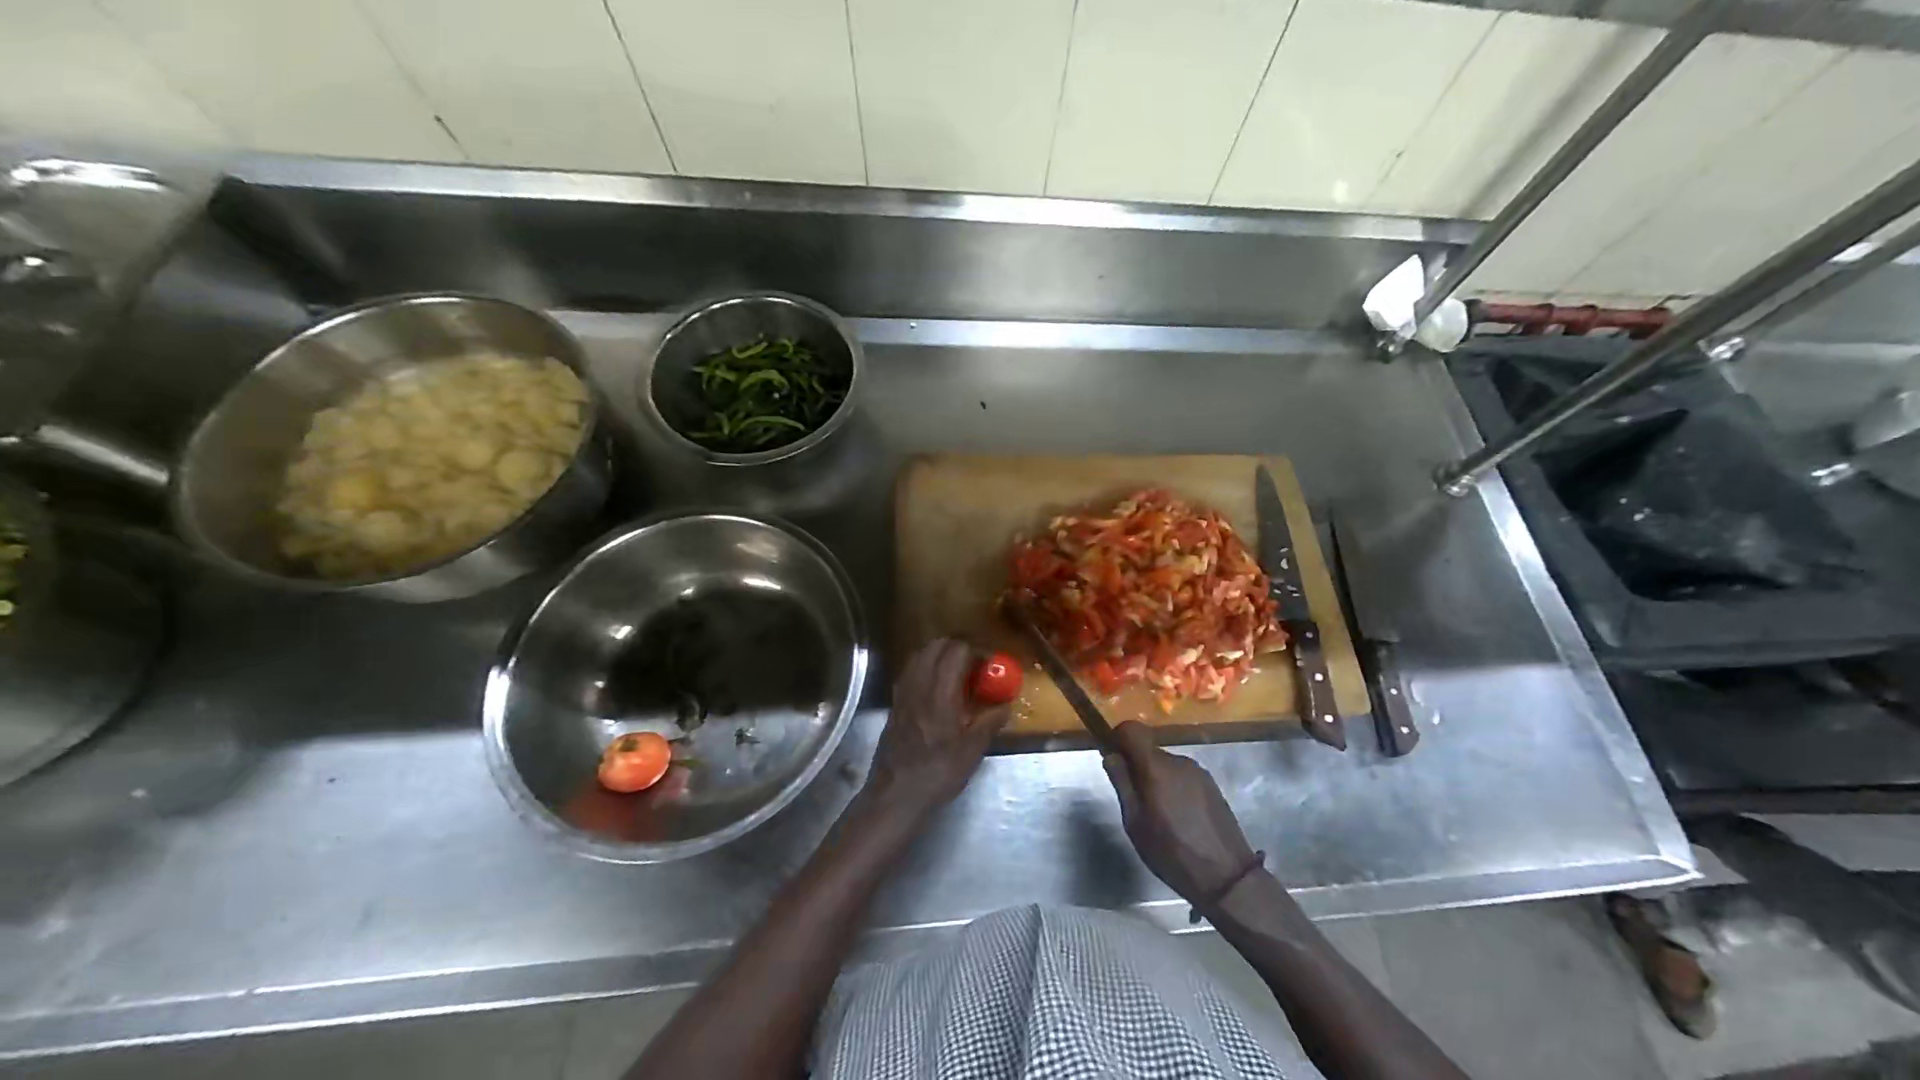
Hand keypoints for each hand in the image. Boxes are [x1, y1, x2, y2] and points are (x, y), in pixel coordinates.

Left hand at [864, 639, 1009, 820]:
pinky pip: (910, 673)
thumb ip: (990, 722)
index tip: (989, 666)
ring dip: (939, 656)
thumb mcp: (972, 751)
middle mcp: (918, 686)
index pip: (956, 651)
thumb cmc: (937, 774)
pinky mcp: (894, 704)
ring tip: (956, 676)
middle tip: (975, 667)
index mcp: (940, 693)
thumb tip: (1006, 705)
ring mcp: (902, 694)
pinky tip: (936, 690)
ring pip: (919, 656)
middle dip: (957, 648)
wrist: (896, 795)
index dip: (976, 652)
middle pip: (935, 646)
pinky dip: (925, 670)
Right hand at [1103, 721, 1259, 903]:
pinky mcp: (1211, 785)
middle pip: (1148, 749)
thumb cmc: (1172, 853)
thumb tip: (1111, 755)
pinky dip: (1172, 787)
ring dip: (1155, 778)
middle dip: (1136, 766)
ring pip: (1165, 764)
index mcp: (1157, 767)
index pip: (1132, 729)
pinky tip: (1177, 817)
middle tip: (1133, 799)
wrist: (1227, 878)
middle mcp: (1179, 761)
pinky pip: (1182, 776)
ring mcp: (1199, 772)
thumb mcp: (1135, 823)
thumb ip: (1122, 784)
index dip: (1118, 737)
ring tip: (1156, 813)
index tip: (1112, 758)